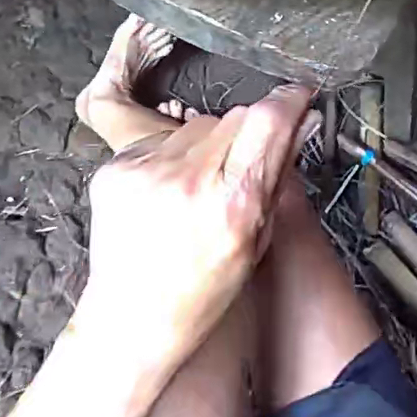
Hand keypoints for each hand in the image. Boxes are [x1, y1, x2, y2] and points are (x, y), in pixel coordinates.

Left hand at [76, 84, 313, 369]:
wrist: (132, 320)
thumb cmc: (203, 289)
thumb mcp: (260, 238)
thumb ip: (280, 172)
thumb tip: (301, 121)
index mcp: (233, 201)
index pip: (268, 119)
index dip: (288, 100)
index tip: (296, 97)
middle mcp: (189, 179)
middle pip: (236, 115)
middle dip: (249, 129)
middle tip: (241, 162)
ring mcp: (147, 170)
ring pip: (199, 122)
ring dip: (209, 140)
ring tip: (199, 183)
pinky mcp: (115, 167)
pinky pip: (161, 137)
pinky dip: (173, 153)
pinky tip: (169, 188)